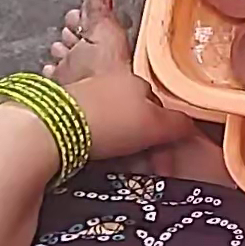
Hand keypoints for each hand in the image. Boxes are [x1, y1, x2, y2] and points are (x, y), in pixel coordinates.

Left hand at [63, 72, 198, 161]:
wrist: (52, 127)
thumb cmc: (112, 122)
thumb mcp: (156, 125)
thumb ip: (179, 124)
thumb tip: (191, 125)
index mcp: (136, 81)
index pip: (158, 104)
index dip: (162, 130)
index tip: (160, 152)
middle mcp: (111, 81)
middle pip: (134, 111)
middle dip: (140, 136)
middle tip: (142, 163)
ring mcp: (85, 93)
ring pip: (111, 120)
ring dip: (118, 141)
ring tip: (117, 164)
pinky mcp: (62, 109)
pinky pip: (89, 126)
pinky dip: (95, 141)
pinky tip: (93, 155)